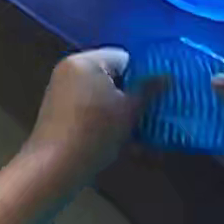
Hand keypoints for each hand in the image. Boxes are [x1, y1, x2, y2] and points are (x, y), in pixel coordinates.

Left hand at [20, 48, 147, 184]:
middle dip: (134, 98)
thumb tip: (168, 75)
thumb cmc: (95, 131)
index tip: (160, 96)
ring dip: (123, 115)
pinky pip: (90, 110)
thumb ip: (148, 90)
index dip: (144, 75)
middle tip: (155, 116)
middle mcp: (70, 69)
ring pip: (102, 97)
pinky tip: (128, 147)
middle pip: (111, 78)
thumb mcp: (128, 111)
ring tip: (146, 138)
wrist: (55, 165)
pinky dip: (107, 123)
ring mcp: (63, 90)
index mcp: (84, 61)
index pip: (122, 57)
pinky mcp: (60, 112)